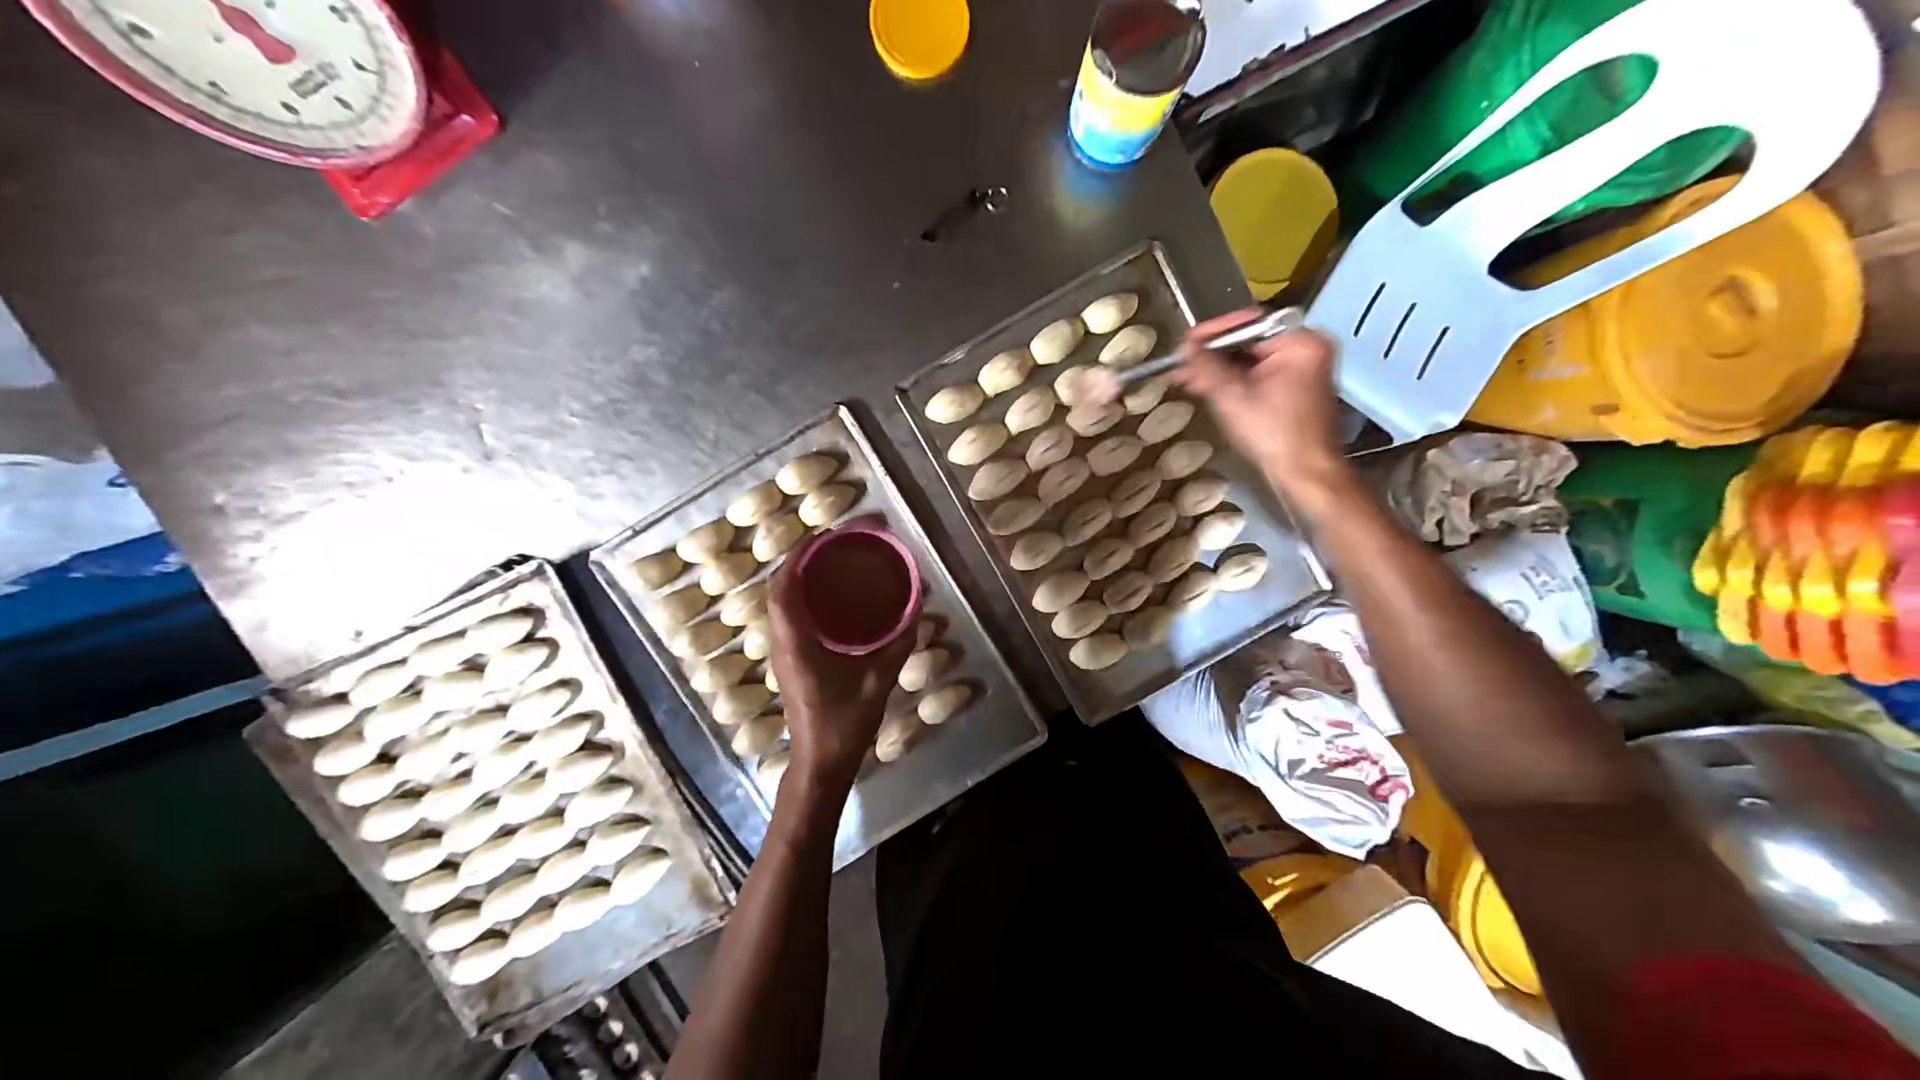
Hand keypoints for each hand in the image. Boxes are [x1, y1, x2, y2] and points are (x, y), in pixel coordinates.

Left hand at [765, 529, 919, 790]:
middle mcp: (781, 643)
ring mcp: (782, 653)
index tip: (820, 535)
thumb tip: (917, 610)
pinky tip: (829, 598)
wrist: (821, 762)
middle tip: (830, 544)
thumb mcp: (879, 681)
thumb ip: (899, 644)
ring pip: (780, 604)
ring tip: (829, 562)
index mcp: (796, 644)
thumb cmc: (845, 723)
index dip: (797, 557)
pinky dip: (802, 597)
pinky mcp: (789, 661)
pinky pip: (788, 617)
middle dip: (799, 560)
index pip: (783, 589)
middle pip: (778, 590)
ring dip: (798, 578)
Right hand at [1171, 309, 1352, 506]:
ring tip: (1188, 378)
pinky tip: (1209, 388)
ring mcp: (1304, 366)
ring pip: (1251, 359)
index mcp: (1301, 342)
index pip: (1247, 324)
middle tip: (1182, 366)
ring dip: (1220, 369)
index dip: (1212, 335)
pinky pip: (1260, 373)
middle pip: (1248, 341)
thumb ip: (1206, 367)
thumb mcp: (1232, 397)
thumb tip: (1184, 347)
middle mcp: (1308, 347)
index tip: (1185, 344)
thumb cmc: (1275, 435)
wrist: (1305, 472)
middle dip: (1212, 355)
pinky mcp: (1297, 385)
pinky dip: (1236, 380)